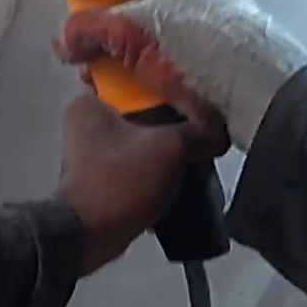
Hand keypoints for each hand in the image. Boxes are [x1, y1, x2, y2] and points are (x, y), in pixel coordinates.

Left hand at [56, 91, 215, 273]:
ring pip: (142, 134)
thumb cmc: (121, 179)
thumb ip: (199, 130)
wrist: (89, 233)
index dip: (164, 76)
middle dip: (172, 114)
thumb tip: (220, 132)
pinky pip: (138, 157)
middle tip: (204, 119)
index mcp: (88, 101)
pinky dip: (158, 162)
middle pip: (140, 105)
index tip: (193, 86)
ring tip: (201, 144)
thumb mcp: (168, 147)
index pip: (130, 73)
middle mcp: (85, 119)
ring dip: (168, 141)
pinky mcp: (102, 172)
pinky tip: (186, 166)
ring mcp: (92, 148)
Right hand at [57, 0, 306, 148]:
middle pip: (139, 14)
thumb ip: (87, 28)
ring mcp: (214, 30)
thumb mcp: (131, 29)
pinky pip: (169, 68)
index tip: (85, 27)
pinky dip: (146, 80)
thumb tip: (60, 43)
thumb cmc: (196, 46)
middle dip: (109, 41)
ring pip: (152, 44)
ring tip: (102, 84)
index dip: (104, 0)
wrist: (257, 97)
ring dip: (123, 64)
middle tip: (88, 63)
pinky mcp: (217, 65)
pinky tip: (128, 96)